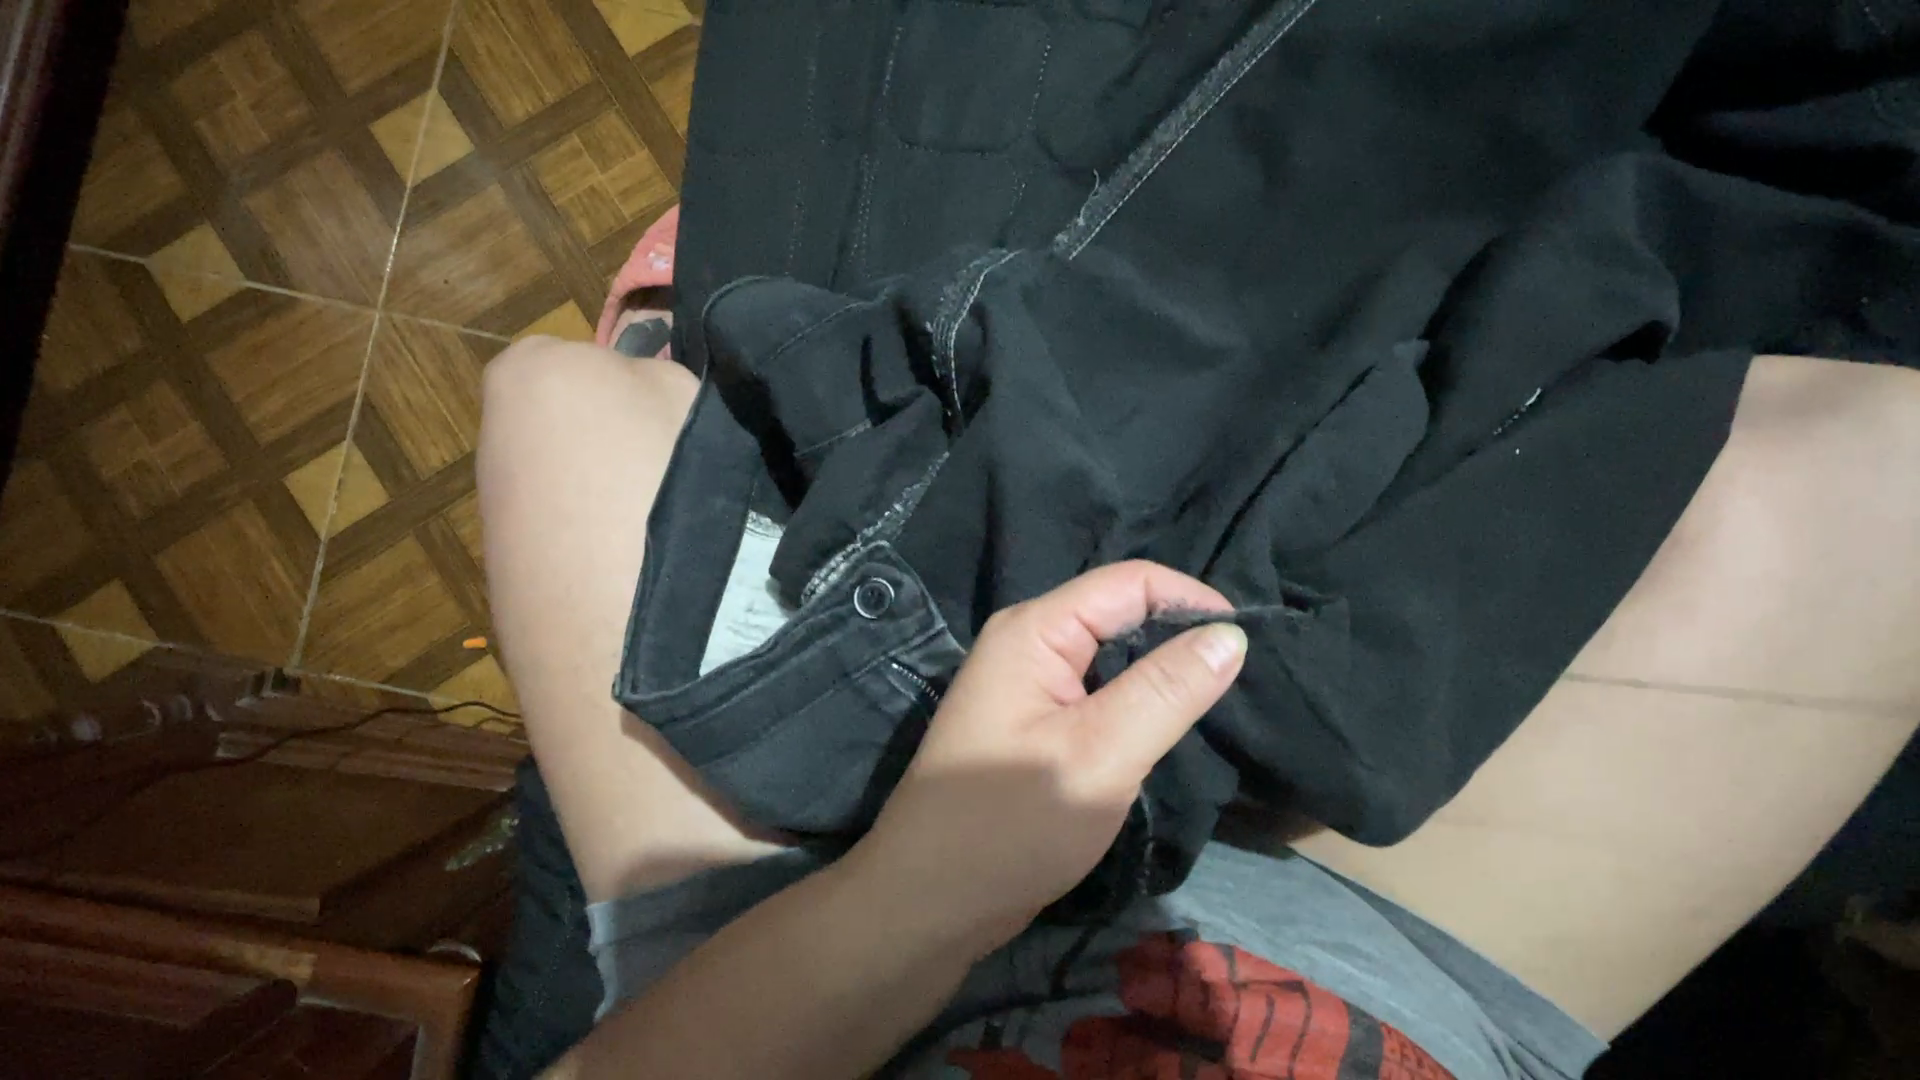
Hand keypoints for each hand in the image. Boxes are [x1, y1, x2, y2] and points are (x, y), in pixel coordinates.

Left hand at [843, 561, 1246, 953]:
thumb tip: (1231, 634)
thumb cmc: (1012, 823)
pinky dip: (1132, 702)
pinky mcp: (1029, 724)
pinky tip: (1164, 728)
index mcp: (1034, 630)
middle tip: (1241, 677)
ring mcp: (1023, 686)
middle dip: (1178, 635)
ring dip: (1158, 672)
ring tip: (1216, 701)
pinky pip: (1092, 692)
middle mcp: (1025, 643)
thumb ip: (1167, 690)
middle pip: (1117, 612)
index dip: (1191, 599)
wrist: (931, 900)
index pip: (1129, 582)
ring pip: (1108, 656)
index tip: (1249, 643)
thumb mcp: (1101, 754)